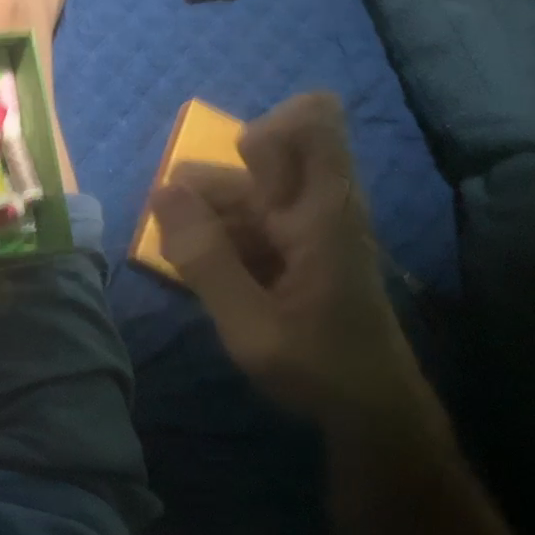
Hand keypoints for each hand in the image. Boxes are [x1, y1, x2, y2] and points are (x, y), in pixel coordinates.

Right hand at [151, 93, 424, 420]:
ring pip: (241, 188)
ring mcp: (301, 224)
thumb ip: (207, 259)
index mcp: (321, 212)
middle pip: (255, 158)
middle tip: (192, 241)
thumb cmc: (320, 368)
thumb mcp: (251, 325)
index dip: (266, 129)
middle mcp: (313, 204)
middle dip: (210, 187)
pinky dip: (216, 237)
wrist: (371, 413)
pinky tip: (205, 276)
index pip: (312, 121)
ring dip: (205, 217)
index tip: (238, 179)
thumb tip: (162, 190)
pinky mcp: (291, 245)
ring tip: (189, 265)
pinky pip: (243, 218)